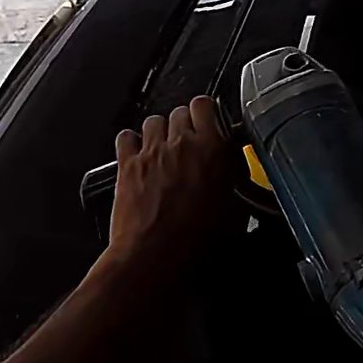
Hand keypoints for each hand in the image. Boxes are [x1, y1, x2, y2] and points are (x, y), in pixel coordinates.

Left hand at [106, 96, 232, 269]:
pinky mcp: (127, 165)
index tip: (209, 125)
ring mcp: (152, 152)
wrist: (157, 258)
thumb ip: (235, 181)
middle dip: (184, 125)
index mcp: (213, 149)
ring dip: (160, 132)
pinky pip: (126, 137)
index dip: (206, 113)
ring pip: (153, 120)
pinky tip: (139, 157)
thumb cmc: (199, 243)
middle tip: (189, 146)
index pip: (206, 105)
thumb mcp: (236, 212)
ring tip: (164, 152)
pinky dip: (132, 143)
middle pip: (180, 111)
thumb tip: (234, 169)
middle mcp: (181, 144)